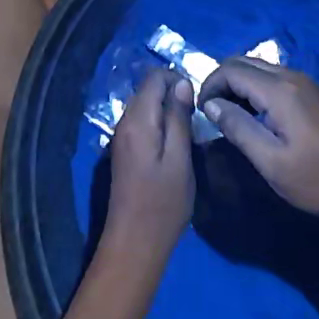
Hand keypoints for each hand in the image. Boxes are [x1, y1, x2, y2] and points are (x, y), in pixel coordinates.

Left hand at [103, 68, 195, 250]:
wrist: (134, 241)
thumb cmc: (163, 203)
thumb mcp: (180, 159)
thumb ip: (179, 119)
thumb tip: (182, 83)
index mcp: (138, 120)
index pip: (153, 77)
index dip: (176, 80)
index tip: (197, 101)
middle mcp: (125, 121)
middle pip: (147, 89)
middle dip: (171, 93)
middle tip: (195, 116)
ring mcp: (121, 135)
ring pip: (144, 105)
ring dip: (165, 108)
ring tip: (188, 129)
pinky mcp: (123, 149)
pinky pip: (141, 121)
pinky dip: (157, 122)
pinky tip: (173, 143)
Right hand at [199, 57, 318, 221]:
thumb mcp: (271, 162)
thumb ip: (238, 128)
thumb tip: (210, 105)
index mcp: (280, 90)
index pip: (231, 69)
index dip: (209, 85)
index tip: (200, 112)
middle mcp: (291, 77)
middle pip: (243, 62)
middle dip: (221, 81)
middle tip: (211, 112)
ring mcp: (304, 83)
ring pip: (258, 69)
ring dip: (237, 85)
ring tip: (228, 117)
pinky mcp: (311, 94)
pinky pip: (272, 79)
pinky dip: (254, 90)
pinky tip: (254, 117)